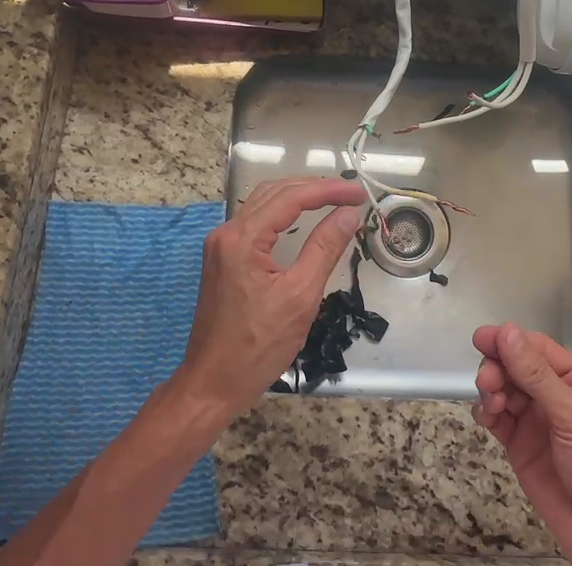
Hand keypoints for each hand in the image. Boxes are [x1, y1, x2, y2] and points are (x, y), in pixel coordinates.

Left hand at [174, 178, 366, 417]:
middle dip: (314, 188)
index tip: (359, 193)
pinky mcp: (222, 260)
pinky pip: (255, 223)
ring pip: (263, 205)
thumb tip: (348, 215)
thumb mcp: (300, 297)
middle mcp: (226, 234)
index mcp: (242, 239)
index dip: (328, 190)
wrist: (212, 384)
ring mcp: (221, 246)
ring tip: (333, 200)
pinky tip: (301, 219)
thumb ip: (324, 249)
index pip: (290, 197)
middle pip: (274, 193)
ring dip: (298, 197)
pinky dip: (282, 214)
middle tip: (350, 194)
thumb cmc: (258, 346)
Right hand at [471, 323, 571, 565]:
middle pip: (515, 366)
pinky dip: (486, 413)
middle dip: (497, 368)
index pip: (536, 348)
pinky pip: (497, 418)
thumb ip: (537, 375)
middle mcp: (554, 395)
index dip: (509, 340)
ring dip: (491, 390)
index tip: (482, 340)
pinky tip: (485, 417)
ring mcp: (536, 420)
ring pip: (503, 390)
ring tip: (491, 406)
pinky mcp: (520, 445)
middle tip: (488, 383)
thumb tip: (508, 331)